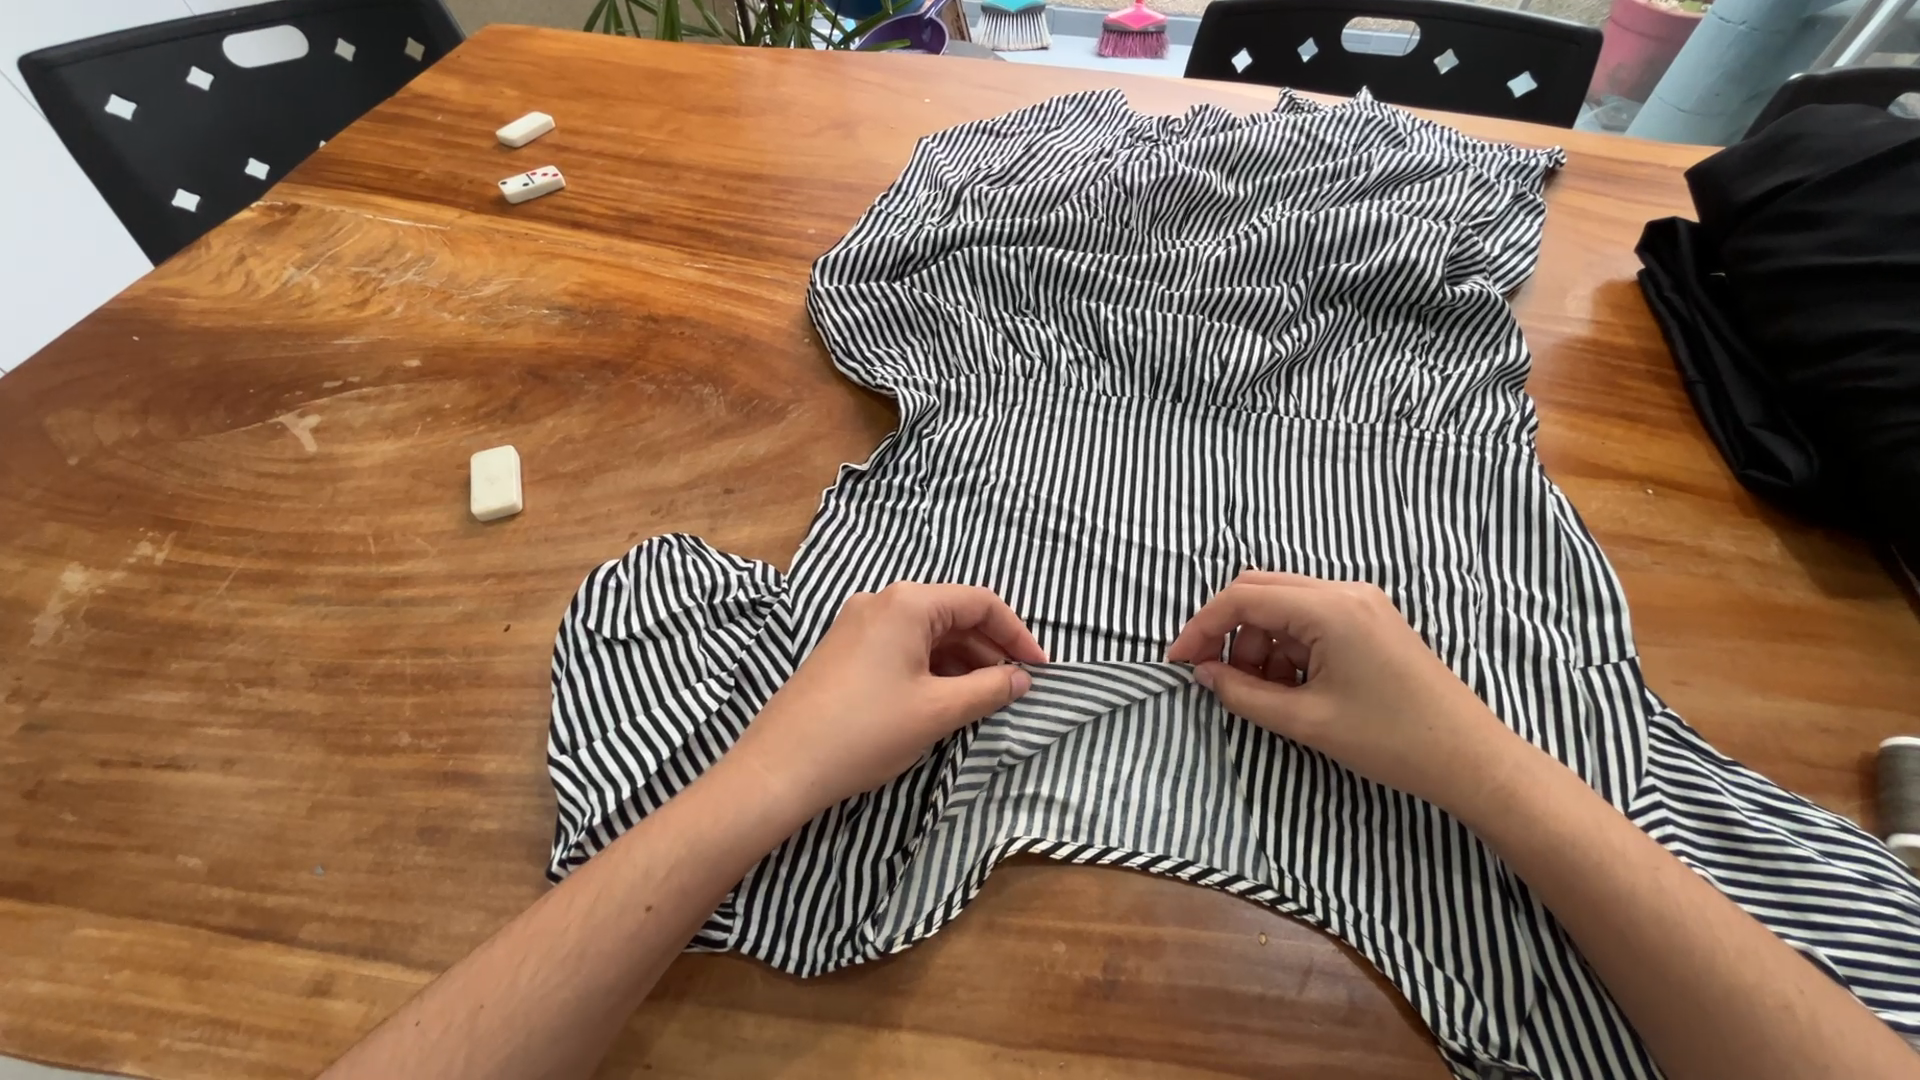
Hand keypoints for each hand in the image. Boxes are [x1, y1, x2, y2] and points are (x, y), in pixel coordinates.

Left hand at [727, 583, 1047, 818]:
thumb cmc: (865, 731)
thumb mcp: (938, 711)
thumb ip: (989, 689)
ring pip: (927, 634)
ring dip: (961, 661)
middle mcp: (882, 602)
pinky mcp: (845, 650)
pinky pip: (902, 648)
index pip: (980, 602)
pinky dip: (931, 668)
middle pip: (953, 615)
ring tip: (983, 699)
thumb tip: (1021, 678)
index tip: (1040, 670)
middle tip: (1015, 688)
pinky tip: (943, 699)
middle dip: (989, 649)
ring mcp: (858, 625)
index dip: (1017, 634)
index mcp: (908, 603)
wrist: (780, 767)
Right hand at [1166, 571, 1521, 814]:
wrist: (1474, 761)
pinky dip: (1287, 646)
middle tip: (1215, 675)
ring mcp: (1361, 603)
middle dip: (1229, 632)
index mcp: (1329, 607)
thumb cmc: (1392, 741)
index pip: (1242, 598)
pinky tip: (1292, 685)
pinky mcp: (1371, 620)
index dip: (1201, 627)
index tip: (1178, 661)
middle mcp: (1344, 591)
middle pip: (1260, 591)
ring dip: (1259, 642)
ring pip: (1283, 605)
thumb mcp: (1306, 721)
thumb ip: (1243, 693)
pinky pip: (1309, 619)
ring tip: (1262, 691)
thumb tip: (1203, 674)